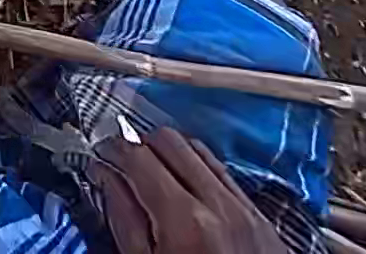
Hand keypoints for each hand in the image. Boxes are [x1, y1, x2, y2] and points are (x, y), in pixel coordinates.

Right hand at [92, 126, 289, 253]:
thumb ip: (122, 216)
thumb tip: (105, 173)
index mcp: (184, 219)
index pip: (135, 153)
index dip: (110, 148)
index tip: (100, 156)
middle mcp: (219, 206)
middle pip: (167, 140)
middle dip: (140, 145)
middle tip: (126, 165)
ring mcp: (247, 213)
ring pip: (198, 150)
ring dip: (170, 153)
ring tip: (155, 174)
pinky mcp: (265, 224)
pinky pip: (225, 174)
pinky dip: (199, 169)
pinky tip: (187, 190)